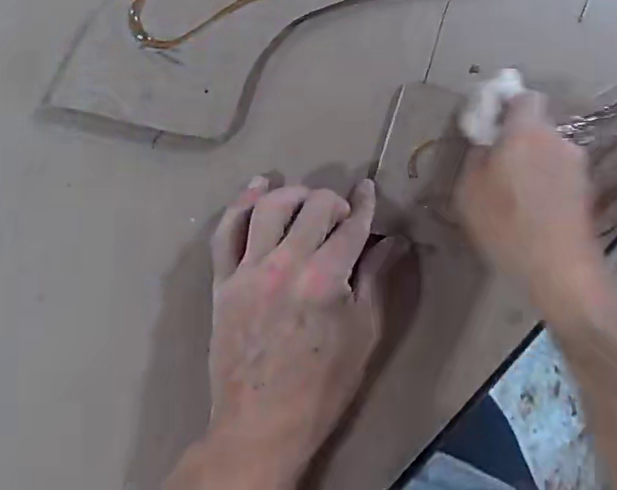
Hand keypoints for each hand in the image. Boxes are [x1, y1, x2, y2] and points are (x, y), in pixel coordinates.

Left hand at [175, 177, 400, 489]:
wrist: (259, 429)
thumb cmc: (324, 383)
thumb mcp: (365, 331)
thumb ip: (377, 277)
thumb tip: (394, 240)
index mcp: (326, 278)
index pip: (352, 224)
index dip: (365, 203)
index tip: (369, 188)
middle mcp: (286, 265)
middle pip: (315, 206)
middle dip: (334, 202)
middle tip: (342, 214)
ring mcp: (249, 273)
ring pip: (270, 208)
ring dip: (294, 194)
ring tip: (306, 201)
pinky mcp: (222, 285)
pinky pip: (225, 233)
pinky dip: (241, 204)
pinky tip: (259, 187)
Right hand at [455, 91, 602, 314]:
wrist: (560, 266)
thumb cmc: (507, 226)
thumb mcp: (470, 192)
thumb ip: (477, 155)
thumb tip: (486, 142)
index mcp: (527, 131)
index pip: (525, 97)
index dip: (510, 107)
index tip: (495, 126)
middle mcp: (557, 137)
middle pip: (538, 126)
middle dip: (521, 140)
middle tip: (503, 168)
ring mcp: (577, 161)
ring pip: (551, 150)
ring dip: (537, 162)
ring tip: (521, 196)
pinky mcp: (588, 185)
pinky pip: (562, 172)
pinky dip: (550, 182)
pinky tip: (539, 210)